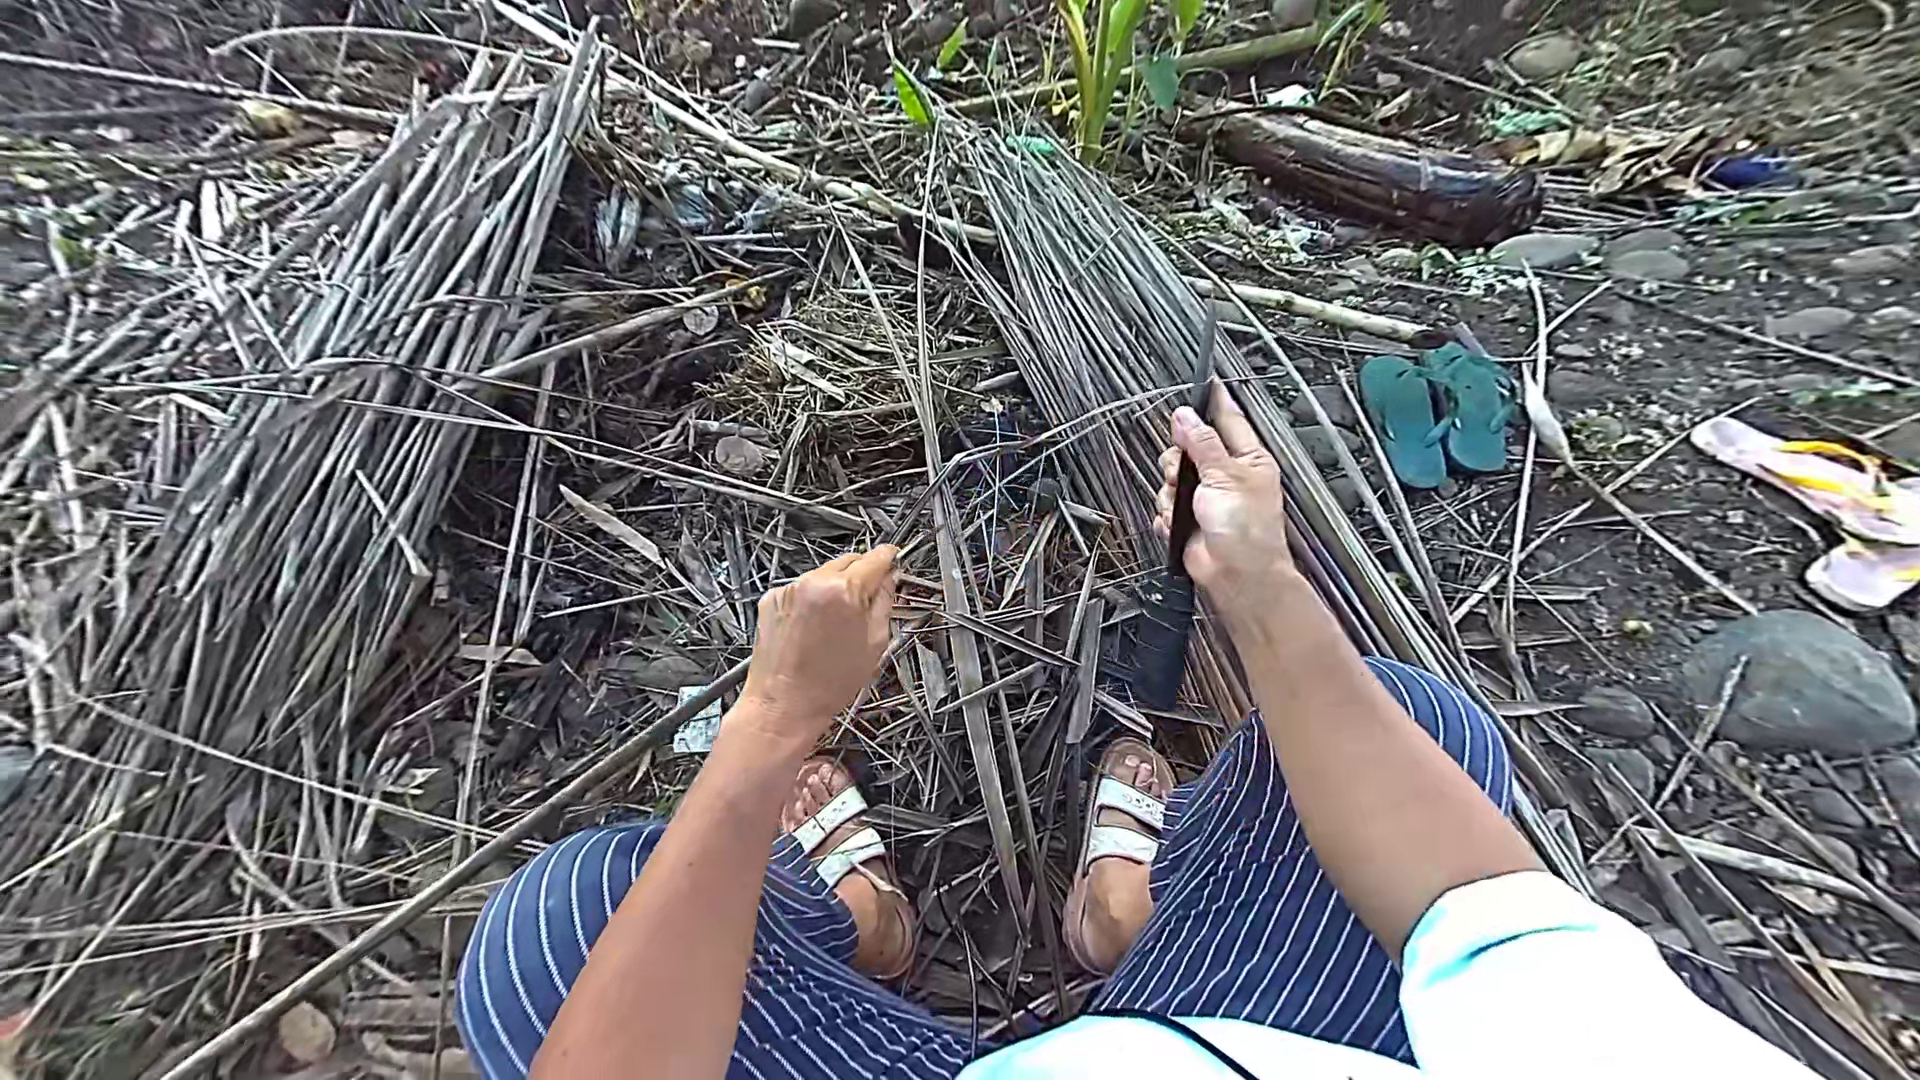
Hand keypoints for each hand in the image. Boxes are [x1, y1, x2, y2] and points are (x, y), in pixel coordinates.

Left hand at [734, 546, 898, 748]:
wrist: (783, 705)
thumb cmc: (826, 685)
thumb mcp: (875, 643)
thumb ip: (885, 602)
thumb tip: (888, 581)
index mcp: (843, 591)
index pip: (876, 557)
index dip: (890, 559)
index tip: (893, 559)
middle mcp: (814, 583)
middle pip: (850, 561)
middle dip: (863, 576)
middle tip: (869, 601)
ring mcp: (790, 589)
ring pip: (826, 573)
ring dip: (837, 587)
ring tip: (839, 623)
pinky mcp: (773, 599)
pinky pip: (804, 588)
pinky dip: (814, 599)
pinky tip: (817, 627)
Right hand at [1154, 381, 1295, 623]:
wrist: (1236, 575)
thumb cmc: (1247, 530)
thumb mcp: (1224, 475)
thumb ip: (1201, 443)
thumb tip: (1185, 416)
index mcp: (1247, 459)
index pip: (1227, 419)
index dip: (1213, 402)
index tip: (1204, 382)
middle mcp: (1225, 476)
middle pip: (1187, 449)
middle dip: (1177, 461)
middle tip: (1180, 471)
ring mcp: (1205, 498)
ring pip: (1170, 478)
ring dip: (1170, 493)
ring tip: (1184, 506)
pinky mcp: (1187, 519)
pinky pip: (1163, 505)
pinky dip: (1167, 515)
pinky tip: (1179, 524)